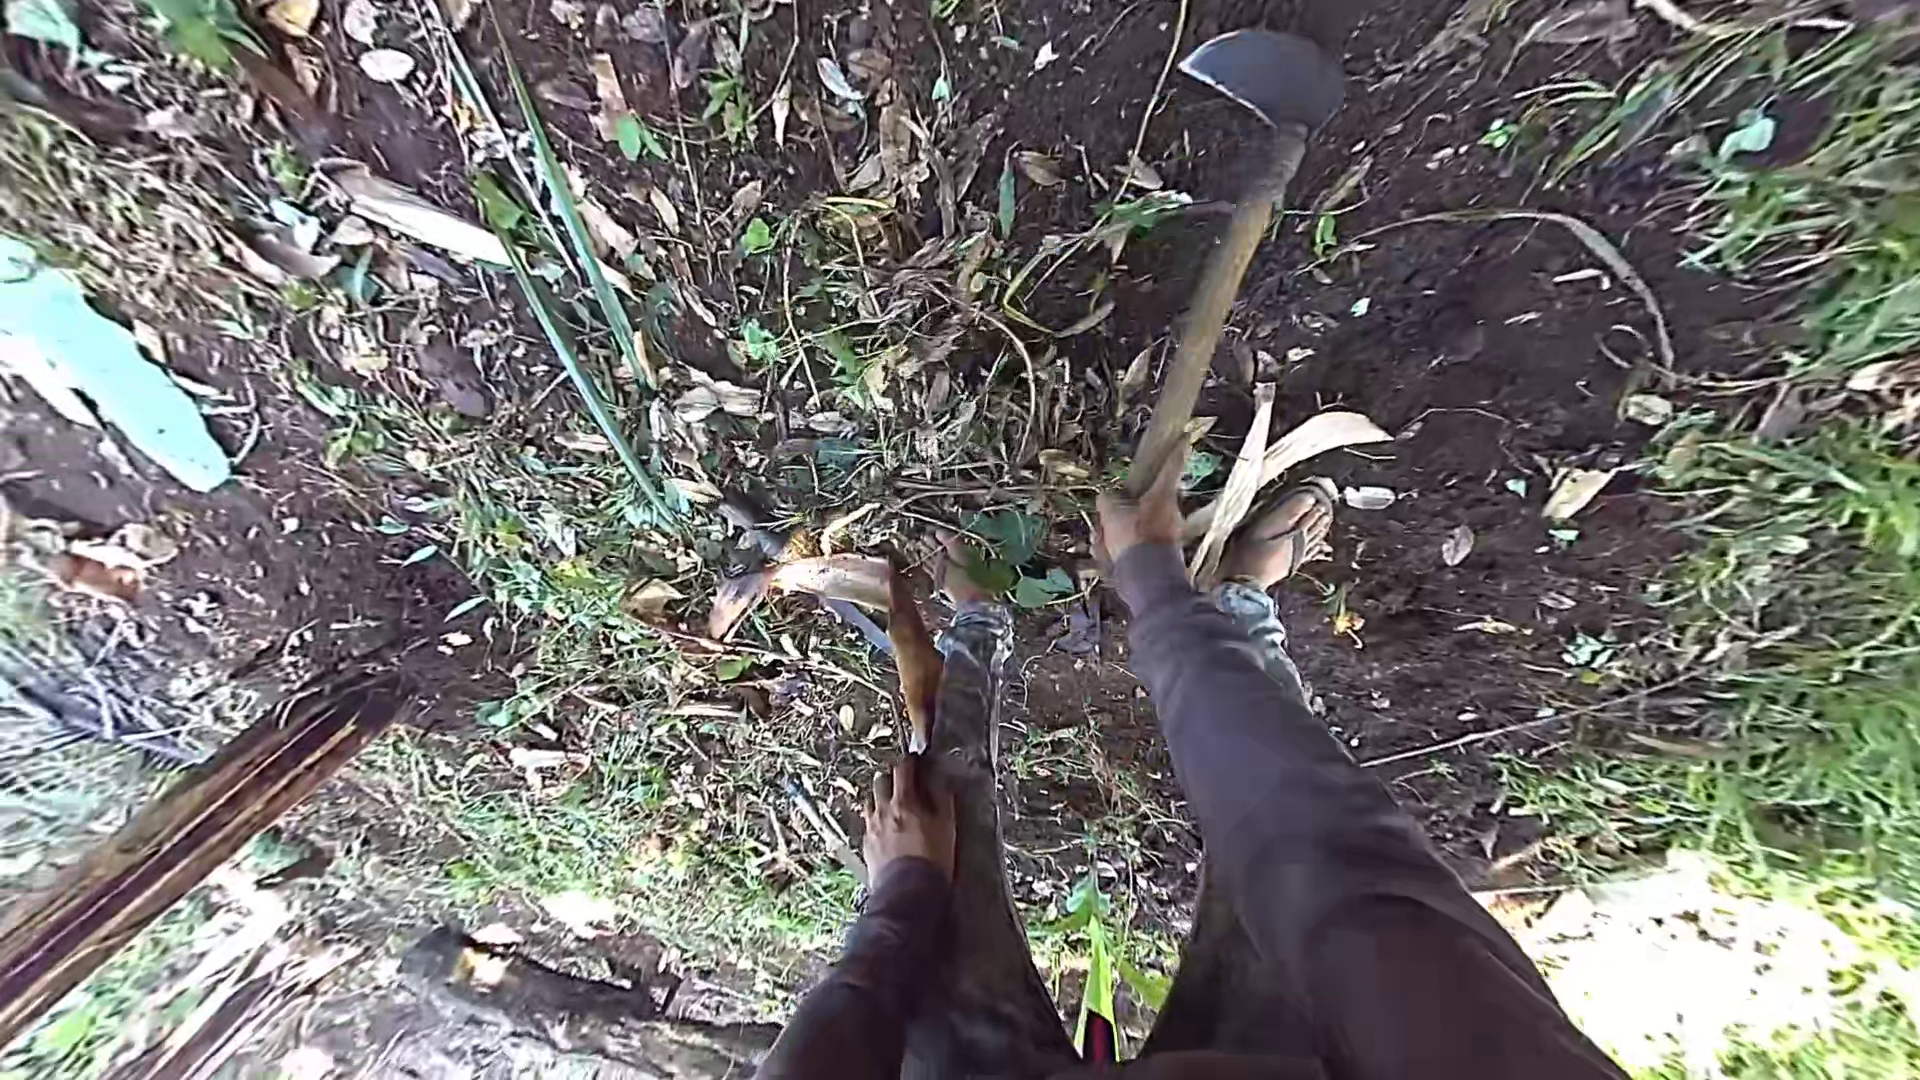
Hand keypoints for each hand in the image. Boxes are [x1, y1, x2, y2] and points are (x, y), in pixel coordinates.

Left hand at [862, 755, 954, 883]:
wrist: (907, 894)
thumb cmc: (933, 858)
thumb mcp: (946, 826)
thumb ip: (942, 799)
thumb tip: (940, 781)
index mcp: (904, 801)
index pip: (903, 769)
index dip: (909, 762)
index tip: (915, 762)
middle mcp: (883, 809)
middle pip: (881, 780)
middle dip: (891, 777)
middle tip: (903, 783)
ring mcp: (871, 827)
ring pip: (871, 800)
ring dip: (881, 797)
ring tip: (892, 804)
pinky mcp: (866, 844)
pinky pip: (868, 821)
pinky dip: (876, 818)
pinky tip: (885, 827)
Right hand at [1095, 447, 1186, 569]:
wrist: (1146, 580)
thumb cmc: (1132, 538)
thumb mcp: (1111, 513)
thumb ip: (1108, 501)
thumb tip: (1107, 498)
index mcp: (1162, 496)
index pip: (1171, 467)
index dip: (1175, 452)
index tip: (1183, 438)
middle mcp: (1170, 512)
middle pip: (1147, 502)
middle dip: (1124, 511)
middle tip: (1106, 521)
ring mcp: (1169, 534)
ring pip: (1139, 525)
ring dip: (1120, 532)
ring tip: (1104, 543)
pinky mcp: (1163, 554)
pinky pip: (1139, 544)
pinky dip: (1123, 548)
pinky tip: (1109, 557)